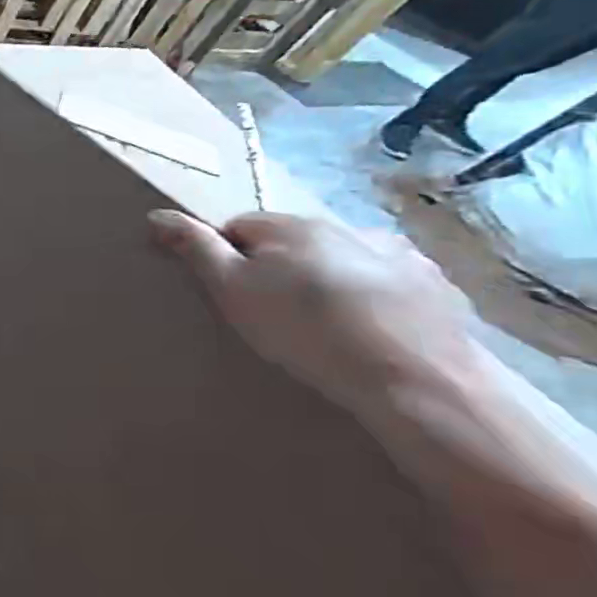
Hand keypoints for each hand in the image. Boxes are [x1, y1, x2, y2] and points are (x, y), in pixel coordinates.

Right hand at [148, 210, 482, 413]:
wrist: (415, 382)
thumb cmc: (305, 331)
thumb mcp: (230, 289)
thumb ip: (194, 247)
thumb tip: (157, 214)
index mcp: (291, 225)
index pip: (238, 227)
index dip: (227, 259)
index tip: (233, 293)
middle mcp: (345, 227)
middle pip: (291, 242)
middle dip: (279, 268)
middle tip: (274, 313)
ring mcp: (400, 256)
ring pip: (341, 260)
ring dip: (329, 279)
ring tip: (327, 324)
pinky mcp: (438, 288)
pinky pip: (389, 283)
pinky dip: (375, 297)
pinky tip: (372, 329)